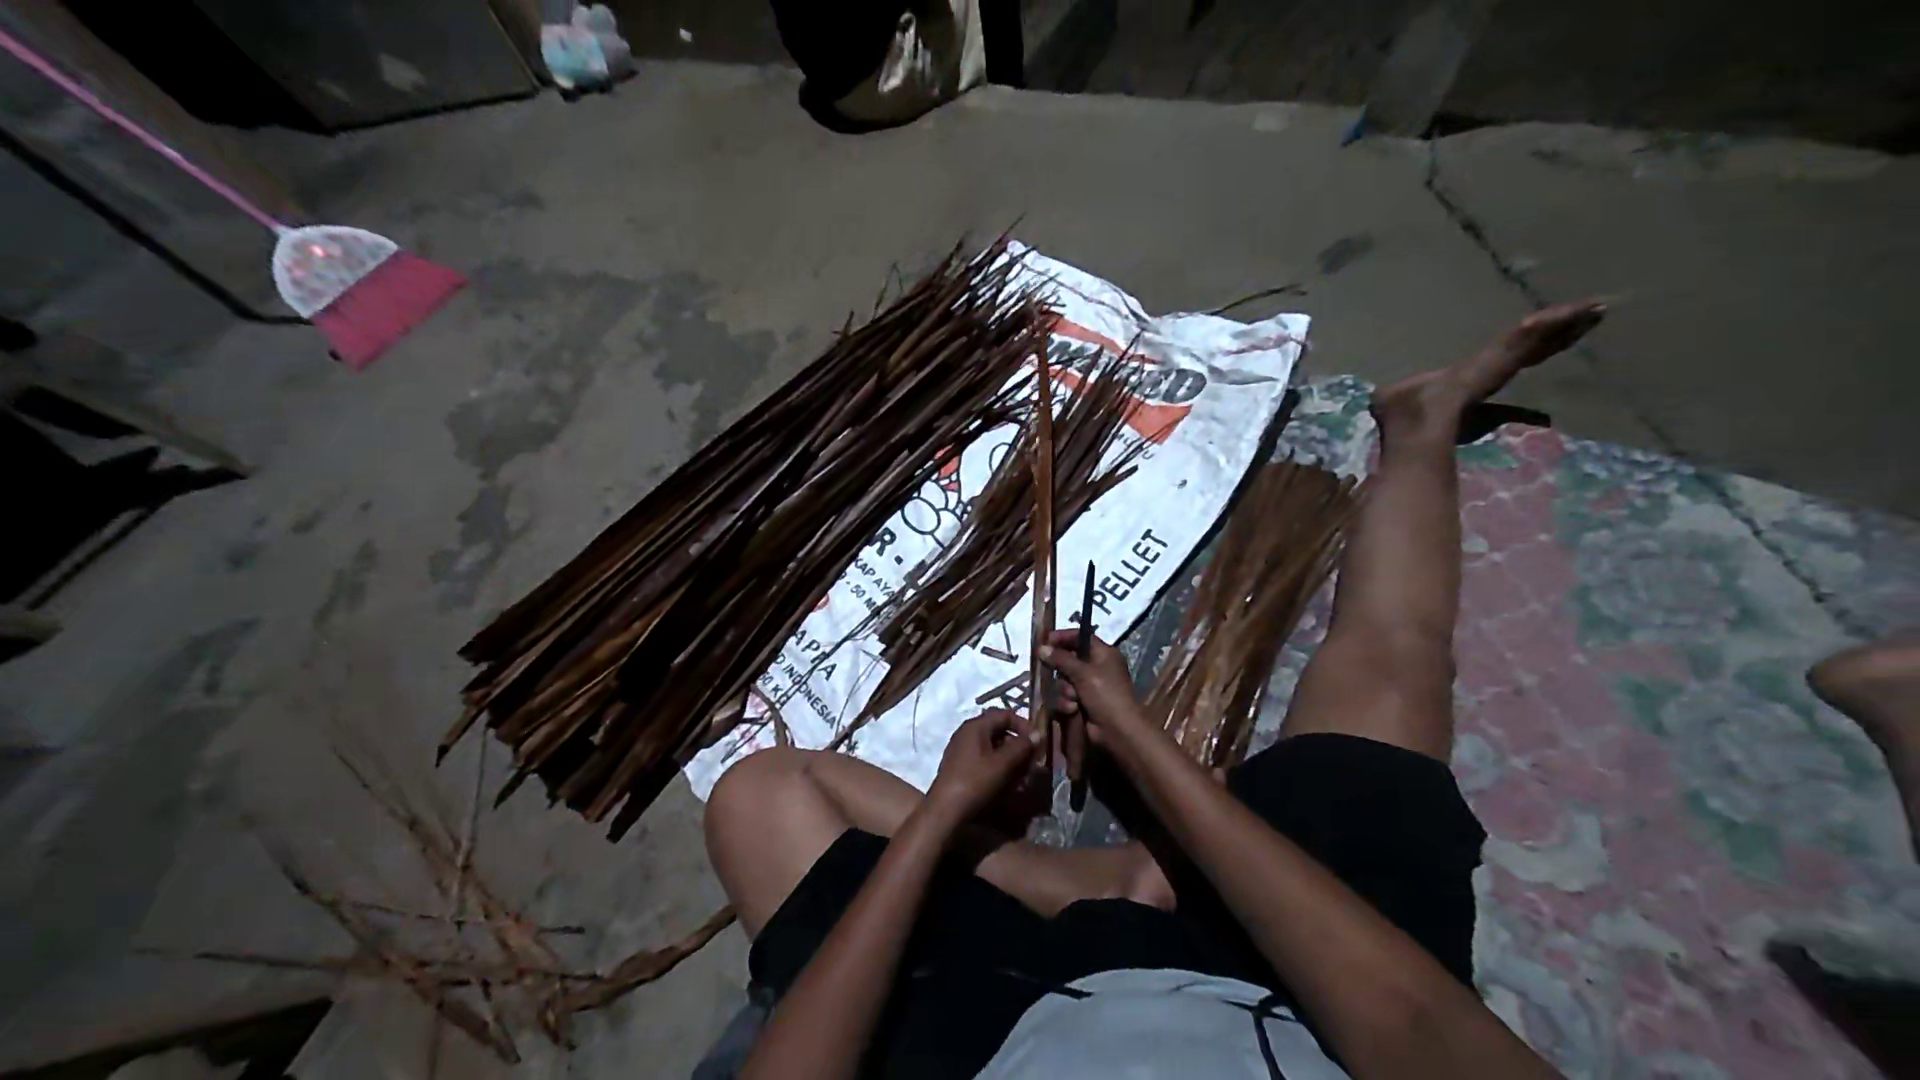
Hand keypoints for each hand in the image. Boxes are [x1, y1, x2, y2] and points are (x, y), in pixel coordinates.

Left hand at [924, 711, 1042, 827]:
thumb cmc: (975, 782)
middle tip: (1032, 761)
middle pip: (999, 731)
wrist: (945, 810)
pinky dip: (998, 766)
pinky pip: (984, 759)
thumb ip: (1021, 747)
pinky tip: (1007, 782)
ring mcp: (962, 749)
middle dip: (1018, 745)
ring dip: (1010, 758)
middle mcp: (967, 733)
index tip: (1037, 742)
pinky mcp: (960, 765)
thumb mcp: (1002, 764)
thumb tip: (1038, 734)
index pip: (1005, 715)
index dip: (1024, 725)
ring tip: (1023, 775)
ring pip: (993, 747)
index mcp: (976, 726)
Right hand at [1039, 631, 1149, 744]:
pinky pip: (1067, 696)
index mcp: (1104, 654)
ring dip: (1065, 690)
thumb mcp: (1083, 672)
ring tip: (1073, 698)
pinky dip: (1067, 702)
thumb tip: (1041, 648)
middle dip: (1061, 669)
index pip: (1081, 637)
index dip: (1064, 637)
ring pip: (1065, 680)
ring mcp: (1090, 686)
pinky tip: (1072, 709)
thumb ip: (1061, 659)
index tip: (1046, 640)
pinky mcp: (1084, 702)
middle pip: (1070, 659)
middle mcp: (1097, 667)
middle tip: (1049, 670)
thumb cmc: (1105, 694)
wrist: (1118, 730)